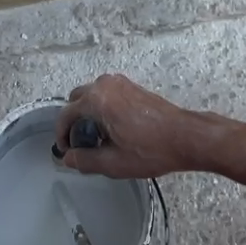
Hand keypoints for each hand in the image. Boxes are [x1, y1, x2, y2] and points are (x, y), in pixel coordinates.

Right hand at [55, 74, 219, 178]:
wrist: (184, 136)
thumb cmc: (152, 149)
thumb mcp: (114, 163)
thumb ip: (85, 160)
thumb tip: (68, 158)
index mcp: (97, 100)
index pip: (66, 113)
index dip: (61, 134)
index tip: (65, 150)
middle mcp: (104, 84)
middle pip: (76, 100)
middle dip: (74, 122)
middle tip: (82, 145)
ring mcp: (118, 82)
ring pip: (91, 95)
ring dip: (88, 114)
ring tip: (99, 139)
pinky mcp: (130, 85)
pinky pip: (105, 93)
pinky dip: (102, 108)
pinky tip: (114, 129)